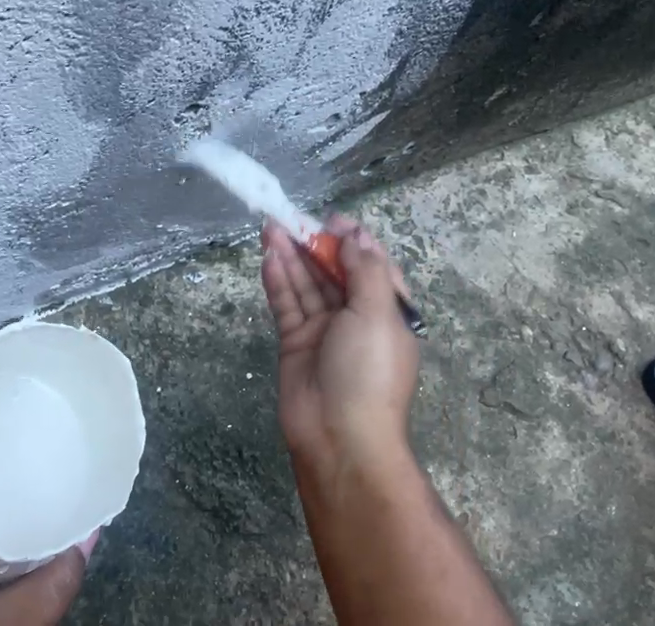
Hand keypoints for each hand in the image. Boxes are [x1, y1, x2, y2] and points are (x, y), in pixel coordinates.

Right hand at [261, 215, 419, 478]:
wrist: (340, 437)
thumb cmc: (369, 372)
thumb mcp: (379, 314)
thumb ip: (365, 271)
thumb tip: (354, 238)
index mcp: (387, 312)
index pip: (371, 266)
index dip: (352, 241)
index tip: (332, 220)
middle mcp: (356, 318)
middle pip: (334, 271)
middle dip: (314, 244)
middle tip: (289, 217)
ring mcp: (324, 330)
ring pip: (306, 284)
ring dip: (291, 256)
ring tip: (269, 227)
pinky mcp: (296, 342)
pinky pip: (286, 305)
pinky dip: (278, 281)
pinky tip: (267, 258)